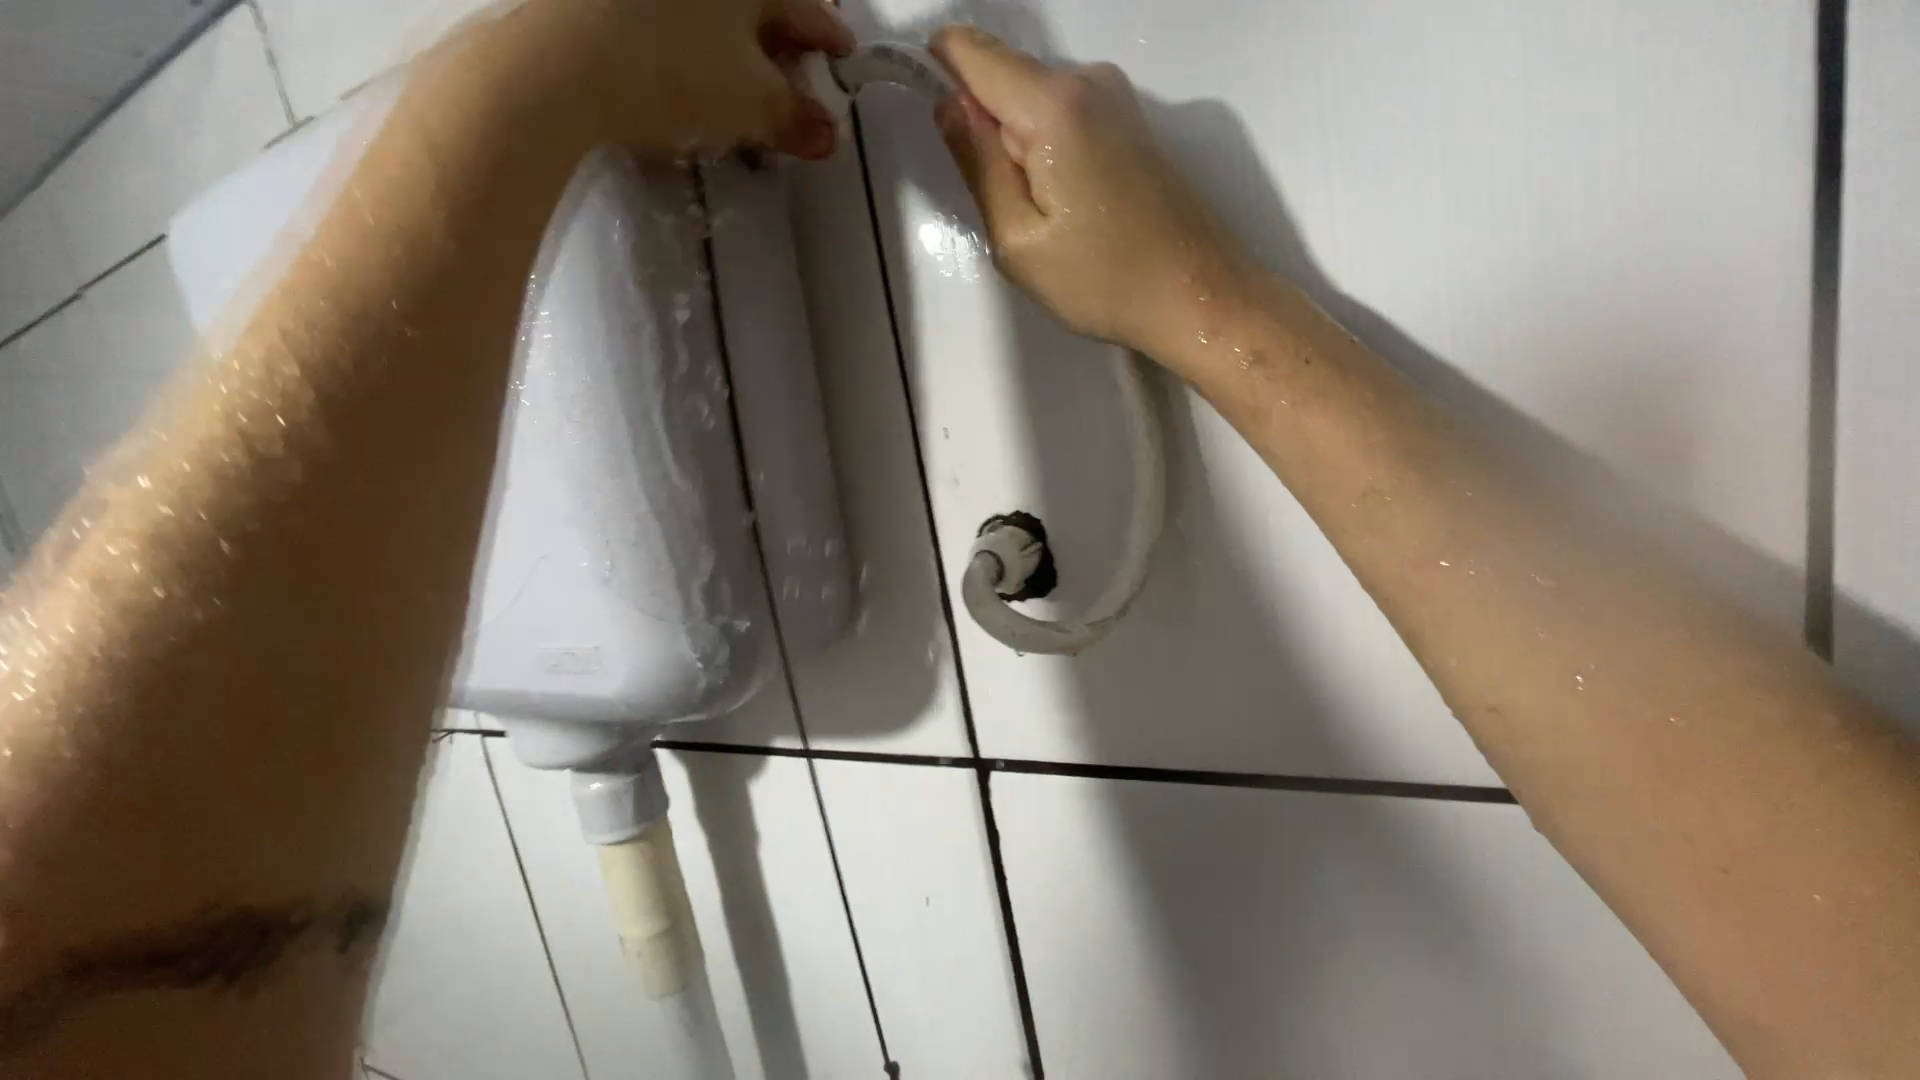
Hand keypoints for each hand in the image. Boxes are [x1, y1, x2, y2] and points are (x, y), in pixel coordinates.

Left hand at [481, 0, 853, 158]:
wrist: (560, 63)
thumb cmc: (676, 73)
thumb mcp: (750, 105)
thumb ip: (795, 118)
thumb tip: (827, 134)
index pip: (805, 7)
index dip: (828, 35)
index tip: (843, 53)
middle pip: (755, 2)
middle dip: (780, 34)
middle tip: (794, 62)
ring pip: (709, 9)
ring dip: (731, 35)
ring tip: (739, 68)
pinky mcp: (606, 2)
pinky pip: (665, 17)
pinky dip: (685, 35)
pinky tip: (683, 61)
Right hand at [931, 26, 1246, 361]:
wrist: (1197, 296)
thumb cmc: (1103, 280)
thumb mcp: (1018, 240)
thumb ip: (977, 164)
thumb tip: (947, 105)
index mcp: (1052, 104)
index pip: (968, 51)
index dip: (936, 75)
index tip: (940, 136)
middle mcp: (1087, 80)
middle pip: (1002, 78)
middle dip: (985, 131)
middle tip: (1007, 209)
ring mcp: (1115, 99)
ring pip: (1033, 103)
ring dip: (1019, 150)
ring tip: (1045, 217)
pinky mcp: (1131, 123)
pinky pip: (1065, 119)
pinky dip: (1049, 153)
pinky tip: (1072, 209)